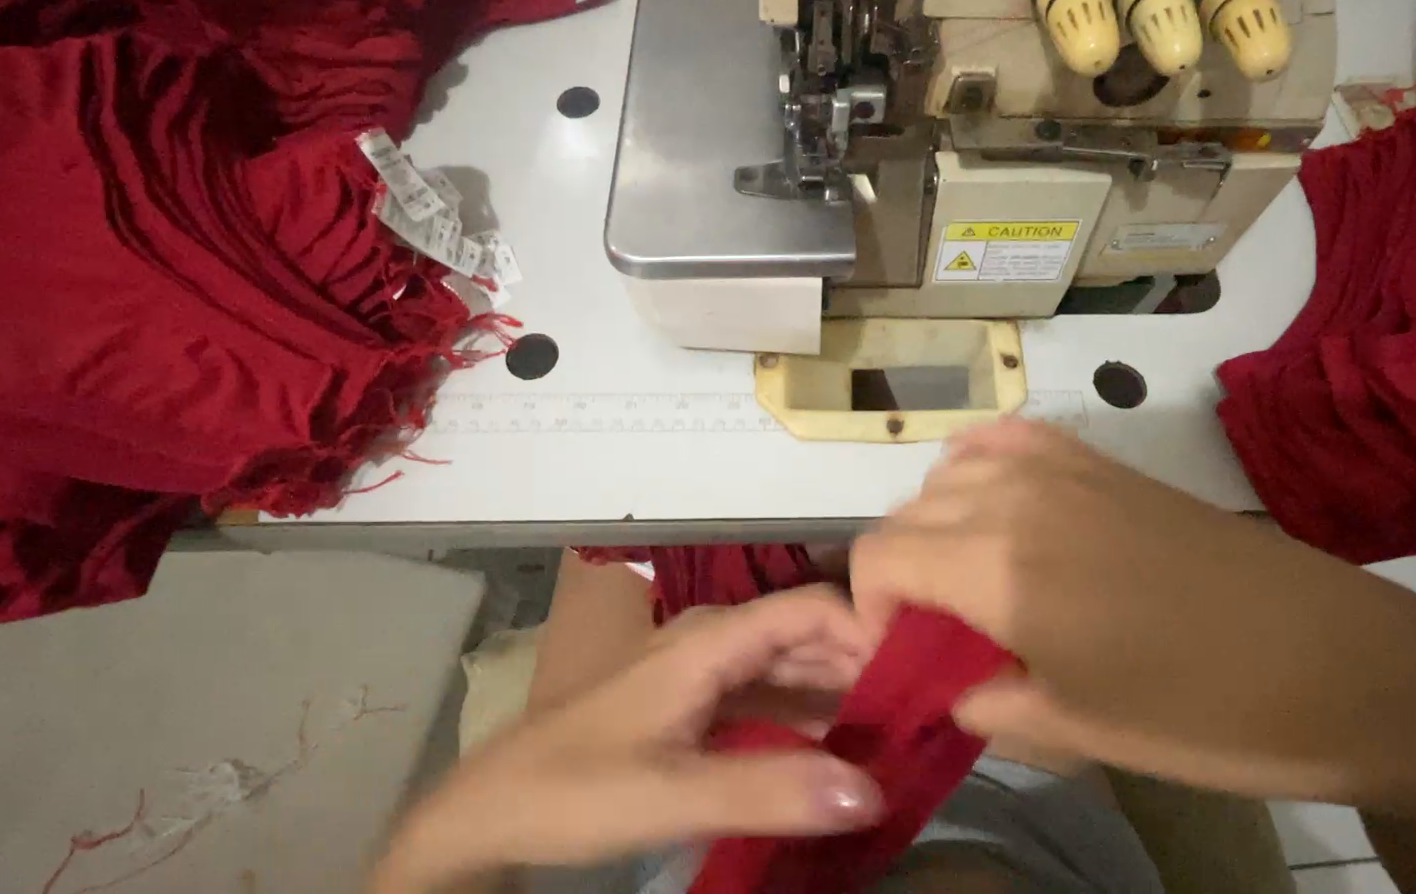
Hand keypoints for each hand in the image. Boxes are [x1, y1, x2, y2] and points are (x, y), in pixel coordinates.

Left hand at [368, 586, 885, 893]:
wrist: (492, 807)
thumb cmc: (574, 786)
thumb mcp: (672, 794)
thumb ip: (770, 792)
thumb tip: (876, 789)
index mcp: (708, 640)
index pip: (808, 608)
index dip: (866, 627)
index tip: (919, 672)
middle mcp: (711, 640)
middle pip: (804, 634)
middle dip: (863, 663)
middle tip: (923, 710)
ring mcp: (700, 671)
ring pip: (786, 666)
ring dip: (838, 692)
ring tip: (895, 730)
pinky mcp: (692, 703)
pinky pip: (765, 697)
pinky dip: (805, 717)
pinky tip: (836, 749)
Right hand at [850, 420, 1415, 809]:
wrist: (1332, 660)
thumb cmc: (1200, 714)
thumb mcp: (1071, 732)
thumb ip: (975, 700)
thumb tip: (934, 677)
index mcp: (998, 568)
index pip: (876, 558)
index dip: (869, 610)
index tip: (904, 652)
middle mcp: (1012, 497)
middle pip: (903, 515)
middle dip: (900, 573)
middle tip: (941, 630)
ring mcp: (1056, 465)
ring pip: (944, 475)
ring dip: (935, 525)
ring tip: (973, 576)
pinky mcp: (1095, 457)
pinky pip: (1001, 438)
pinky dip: (978, 467)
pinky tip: (998, 504)